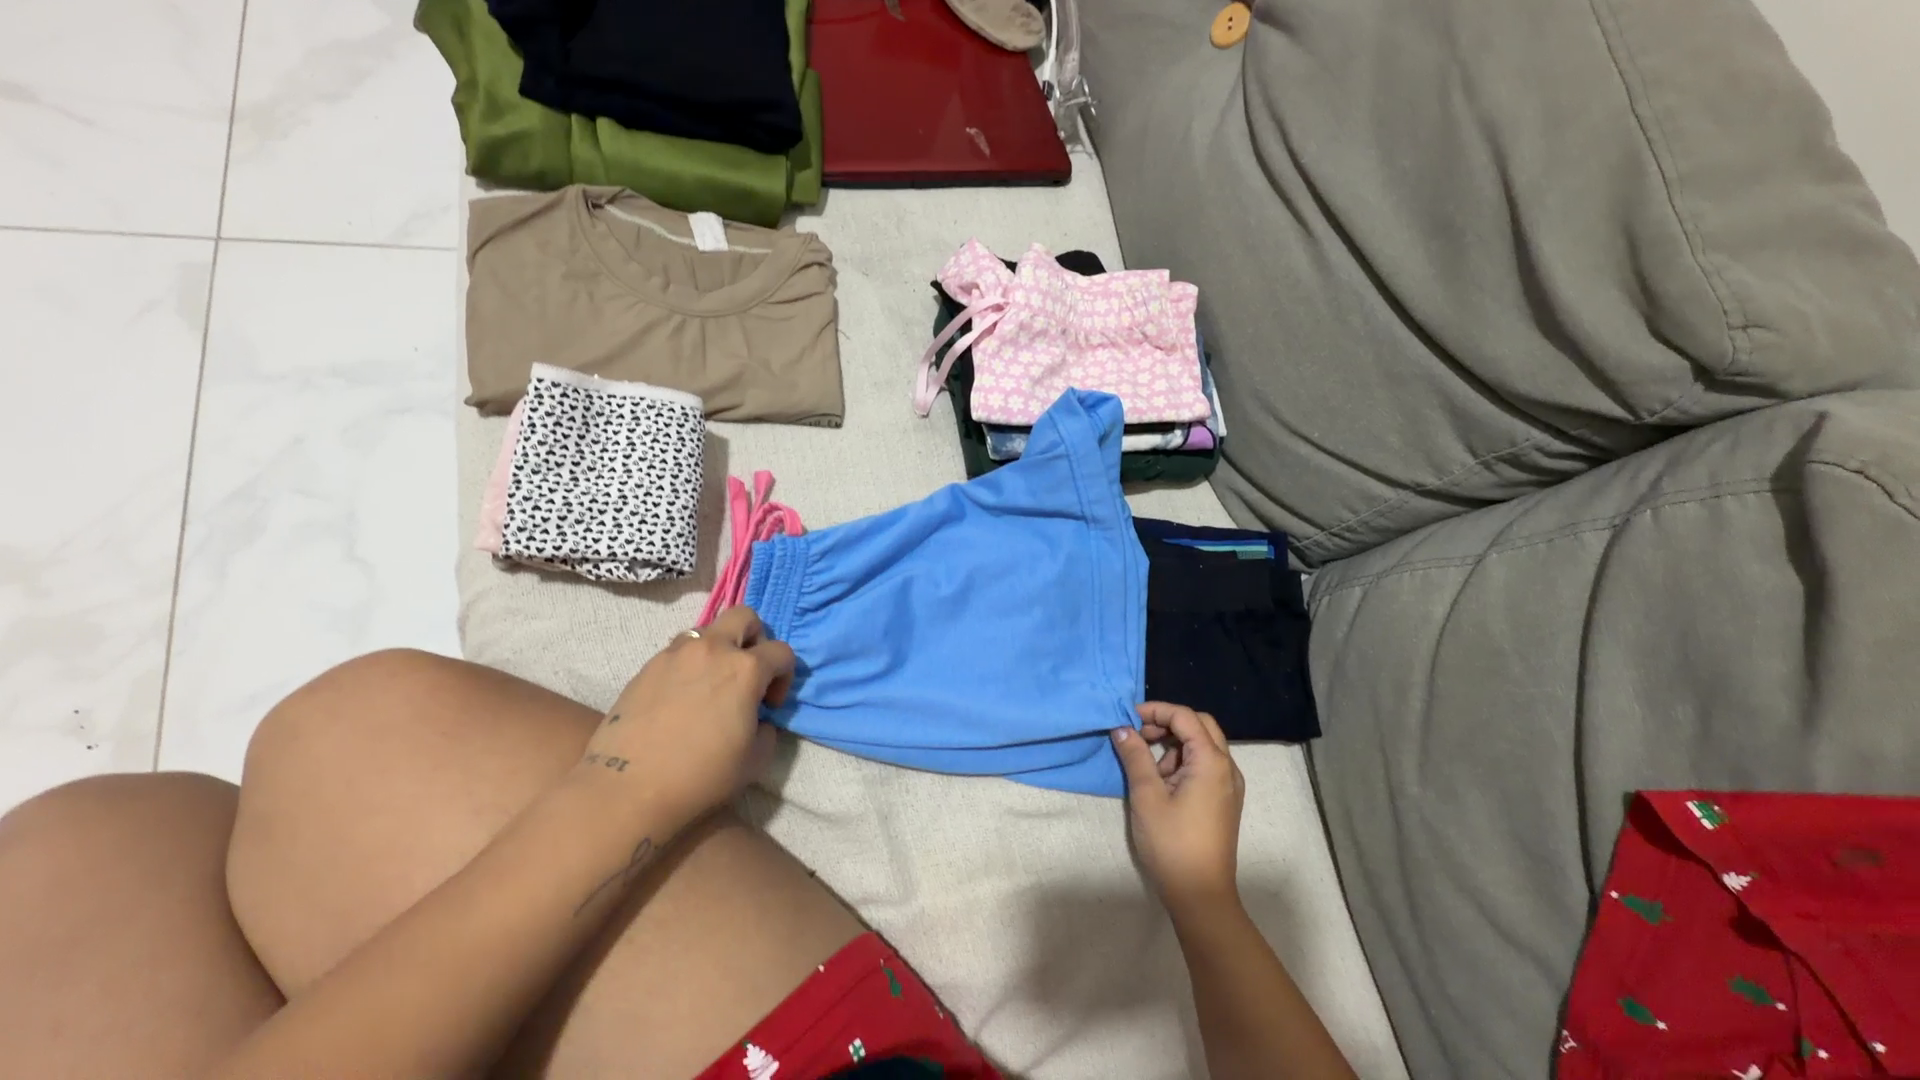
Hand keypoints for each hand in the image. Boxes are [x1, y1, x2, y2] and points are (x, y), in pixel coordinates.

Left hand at [573, 606, 794, 831]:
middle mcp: (712, 648)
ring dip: (718, 649)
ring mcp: (675, 653)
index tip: (770, 705)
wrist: (630, 787)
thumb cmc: (701, 775)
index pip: (782, 651)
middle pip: (744, 617)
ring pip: (707, 630)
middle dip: (755, 638)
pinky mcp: (647, 665)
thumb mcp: (755, 760)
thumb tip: (758, 719)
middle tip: (747, 673)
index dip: (784, 677)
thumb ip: (767, 730)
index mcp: (745, 669)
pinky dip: (689, 665)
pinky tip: (681, 699)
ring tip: (710, 686)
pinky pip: (678, 652)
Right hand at [1111, 702, 1245, 917]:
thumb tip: (1122, 728)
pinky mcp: (1224, 801)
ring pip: (1203, 746)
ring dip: (1174, 745)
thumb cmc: (1172, 842)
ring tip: (1148, 769)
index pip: (1185, 717)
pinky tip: (1163, 785)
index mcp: (1212, 761)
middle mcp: (1227, 767)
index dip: (1156, 710)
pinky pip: (1205, 767)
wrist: (1201, 894)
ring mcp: (1229, 786)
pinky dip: (1183, 763)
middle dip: (1167, 723)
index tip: (1127, 718)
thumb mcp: (1147, 796)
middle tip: (1138, 736)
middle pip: (1200, 726)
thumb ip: (1135, 756)